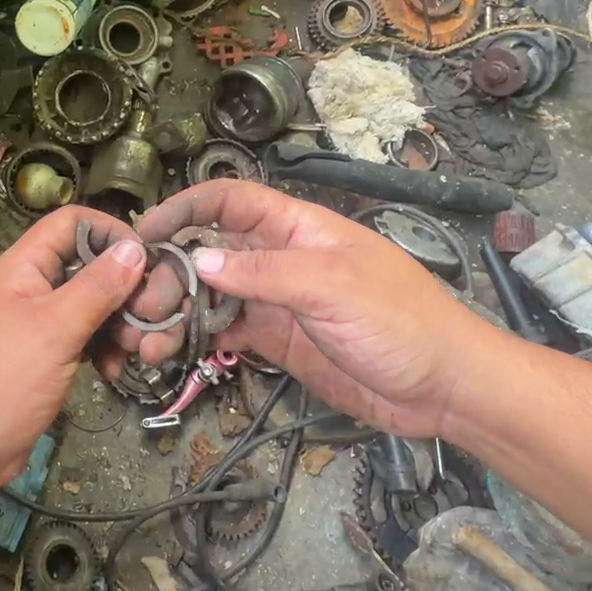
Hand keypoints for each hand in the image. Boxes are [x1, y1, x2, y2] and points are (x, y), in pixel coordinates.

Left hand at [0, 206, 146, 488]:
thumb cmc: (5, 380)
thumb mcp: (55, 328)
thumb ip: (96, 286)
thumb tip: (135, 247)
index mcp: (24, 265)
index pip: (71, 222)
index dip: (110, 232)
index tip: (146, 260)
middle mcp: (32, 285)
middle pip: (89, 265)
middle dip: (124, 290)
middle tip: (149, 320)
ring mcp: (39, 321)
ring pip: (93, 304)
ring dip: (120, 325)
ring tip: (136, 354)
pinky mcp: (47, 354)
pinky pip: (86, 337)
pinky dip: (105, 350)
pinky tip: (116, 374)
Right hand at [100, 181, 506, 437]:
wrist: (447, 390)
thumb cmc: (400, 321)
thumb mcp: (333, 287)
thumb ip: (264, 272)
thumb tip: (198, 259)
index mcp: (293, 227)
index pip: (228, 200)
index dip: (185, 207)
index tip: (145, 232)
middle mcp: (275, 257)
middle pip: (207, 248)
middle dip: (171, 269)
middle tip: (144, 302)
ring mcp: (272, 298)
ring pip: (210, 291)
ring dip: (177, 308)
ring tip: (150, 336)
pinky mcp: (273, 337)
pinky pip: (224, 329)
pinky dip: (196, 336)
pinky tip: (173, 350)